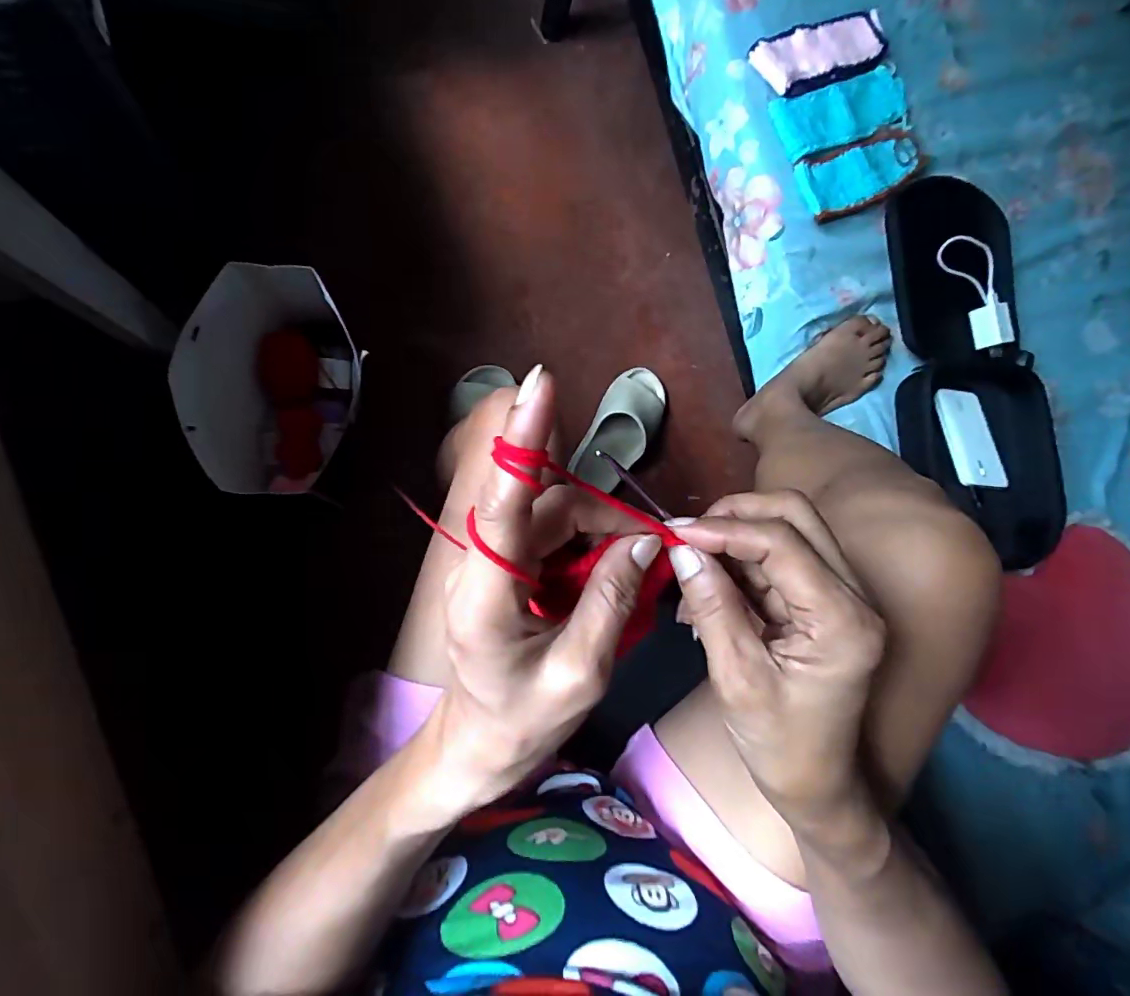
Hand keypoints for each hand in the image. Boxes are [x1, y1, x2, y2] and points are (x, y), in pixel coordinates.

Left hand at [424, 366, 663, 813]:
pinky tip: (609, 562)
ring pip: (550, 515)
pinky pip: (548, 533)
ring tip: (636, 559)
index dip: (523, 437)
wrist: (476, 745)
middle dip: (602, 515)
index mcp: (484, 592)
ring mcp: (487, 561)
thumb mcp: (580, 672)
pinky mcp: (500, 566)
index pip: (502, 499)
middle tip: (653, 540)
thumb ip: (611, 599)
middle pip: (544, 506)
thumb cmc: (521, 722)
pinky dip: (585, 541)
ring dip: (598, 530)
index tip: (539, 383)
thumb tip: (645, 539)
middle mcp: (478, 562)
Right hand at [668, 491, 886, 845]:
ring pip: (787, 529)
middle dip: (736, 514)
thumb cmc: (779, 743)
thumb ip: (712, 606)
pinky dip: (738, 559)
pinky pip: (777, 557)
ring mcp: (840, 595)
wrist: (816, 784)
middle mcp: (853, 595)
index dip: (724, 529)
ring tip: (689, 560)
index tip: (674, 533)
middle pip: (796, 515)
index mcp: (842, 618)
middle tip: (687, 534)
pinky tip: (705, 582)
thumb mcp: (736, 677)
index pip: (782, 542)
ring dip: (735, 534)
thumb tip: (681, 551)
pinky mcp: (820, 601)